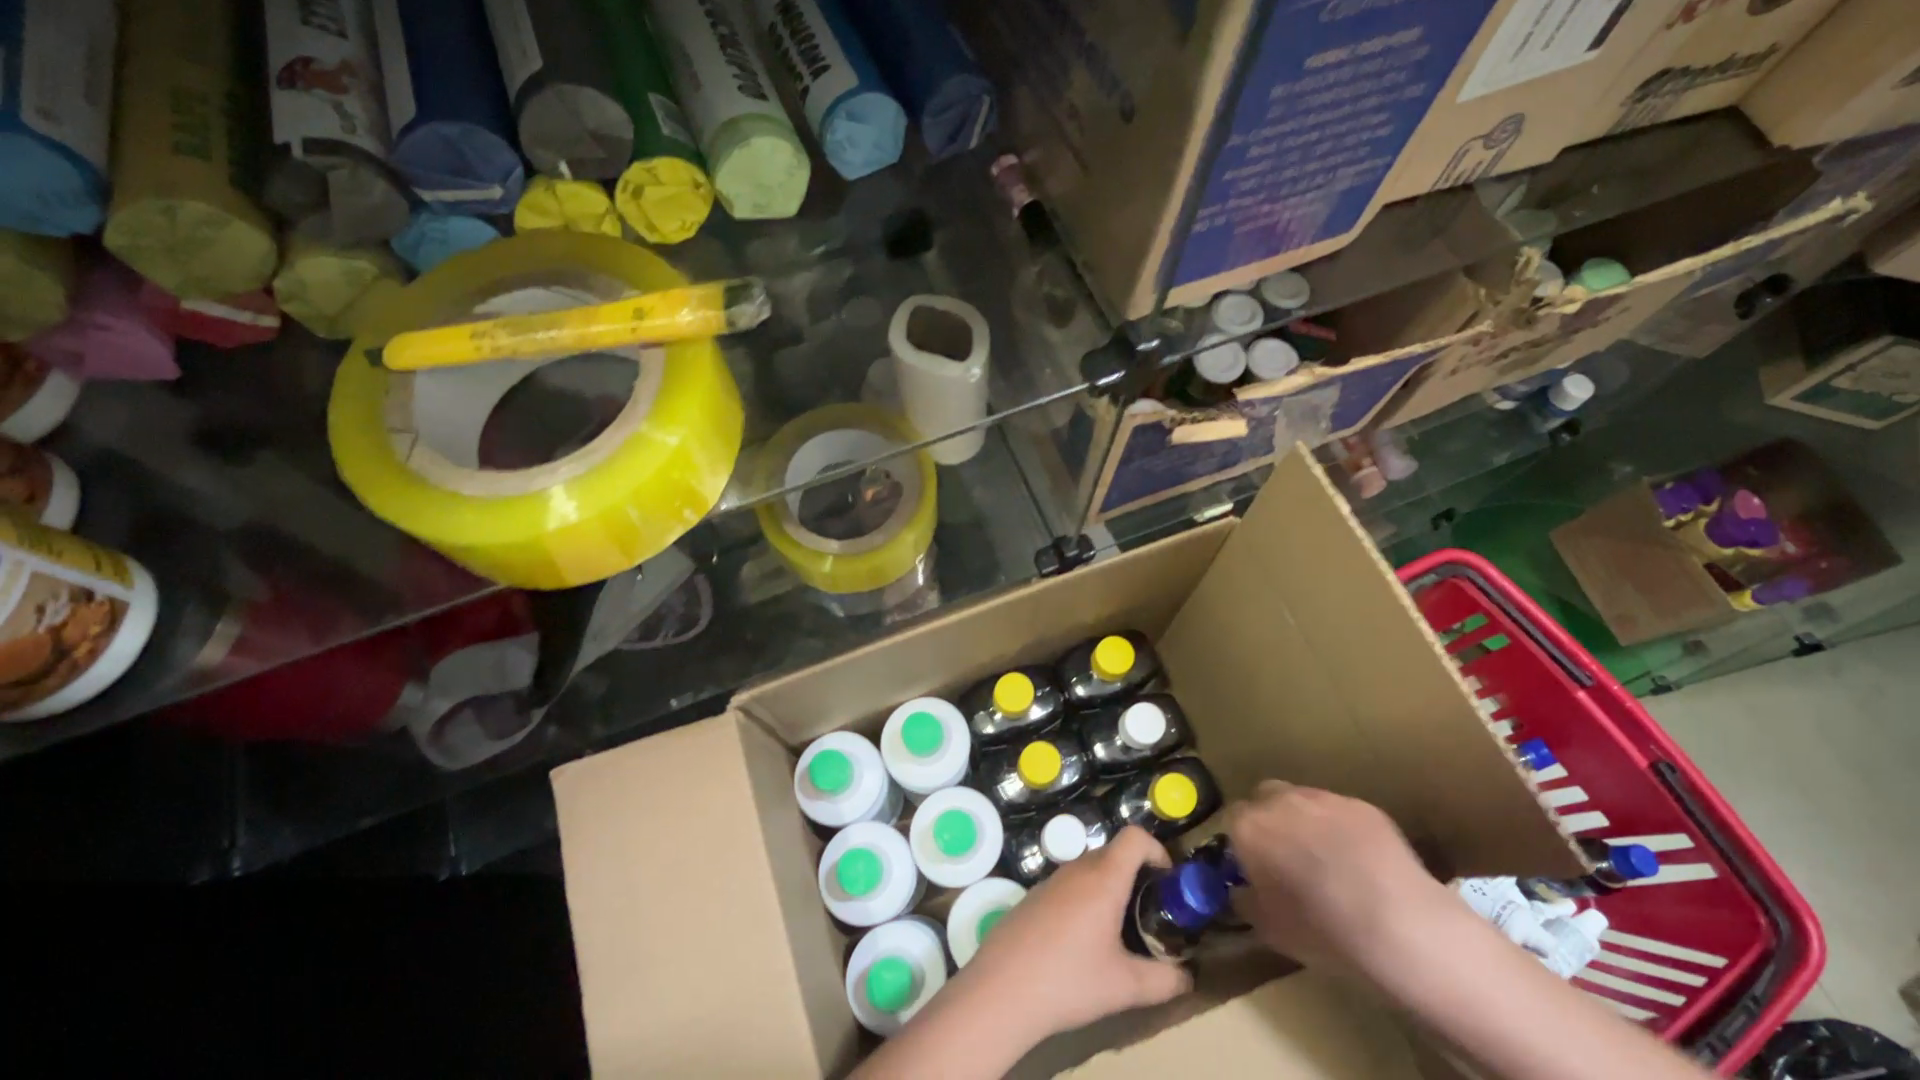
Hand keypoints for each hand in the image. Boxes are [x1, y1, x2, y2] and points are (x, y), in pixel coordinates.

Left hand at [957, 826, 1192, 1041]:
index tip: (1168, 881)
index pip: (1135, 837)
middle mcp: (1074, 872)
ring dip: (1107, 890)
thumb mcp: (1127, 987)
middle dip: (1136, 875)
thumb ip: (1166, 981)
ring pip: (1086, 872)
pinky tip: (1080, 944)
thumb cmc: (1068, 981)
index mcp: (1103, 880)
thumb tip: (1188, 979)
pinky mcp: (1028, 901)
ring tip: (1118, 932)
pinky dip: (1082, 903)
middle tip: (1149, 912)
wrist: (998, 993)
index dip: (1157, 850)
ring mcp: (1047, 884)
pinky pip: (1065, 889)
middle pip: (1112, 853)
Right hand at [1224, 780, 1450, 975]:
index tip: (1253, 868)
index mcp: (1249, 828)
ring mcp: (1326, 799)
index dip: (1241, 844)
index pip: (1231, 820)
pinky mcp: (1364, 806)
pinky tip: (1359, 861)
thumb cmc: (1320, 929)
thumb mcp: (1266, 927)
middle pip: (1264, 799)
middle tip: (1285, 856)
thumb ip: (1245, 899)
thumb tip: (1242, 889)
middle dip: (1269, 820)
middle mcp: (1282, 802)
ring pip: (1303, 800)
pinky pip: (1341, 812)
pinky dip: (1342, 829)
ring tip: (1326, 858)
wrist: (1396, 923)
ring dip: (1305, 821)